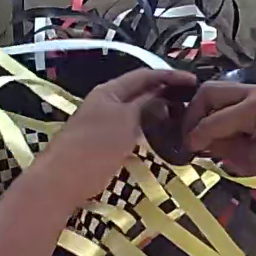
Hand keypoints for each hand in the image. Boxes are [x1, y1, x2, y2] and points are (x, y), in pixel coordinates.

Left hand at [24, 68, 197, 211]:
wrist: (62, 180)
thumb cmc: (94, 146)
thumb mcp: (126, 120)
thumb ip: (145, 104)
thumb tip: (162, 95)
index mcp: (109, 91)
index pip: (144, 75)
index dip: (169, 75)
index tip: (194, 82)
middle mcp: (105, 103)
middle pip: (139, 92)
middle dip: (164, 93)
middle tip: (191, 100)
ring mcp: (103, 124)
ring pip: (136, 112)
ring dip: (157, 112)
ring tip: (181, 117)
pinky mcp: (103, 144)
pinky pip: (131, 130)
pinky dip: (147, 129)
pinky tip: (160, 137)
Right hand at [182, 81, 255, 189]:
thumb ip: (225, 149)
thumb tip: (202, 144)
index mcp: (254, 106)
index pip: (212, 119)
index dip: (194, 136)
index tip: (185, 150)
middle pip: (210, 92)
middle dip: (195, 114)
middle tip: (189, 137)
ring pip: (222, 93)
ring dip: (208, 111)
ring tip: (204, 136)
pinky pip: (236, 99)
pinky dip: (223, 112)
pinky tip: (223, 132)